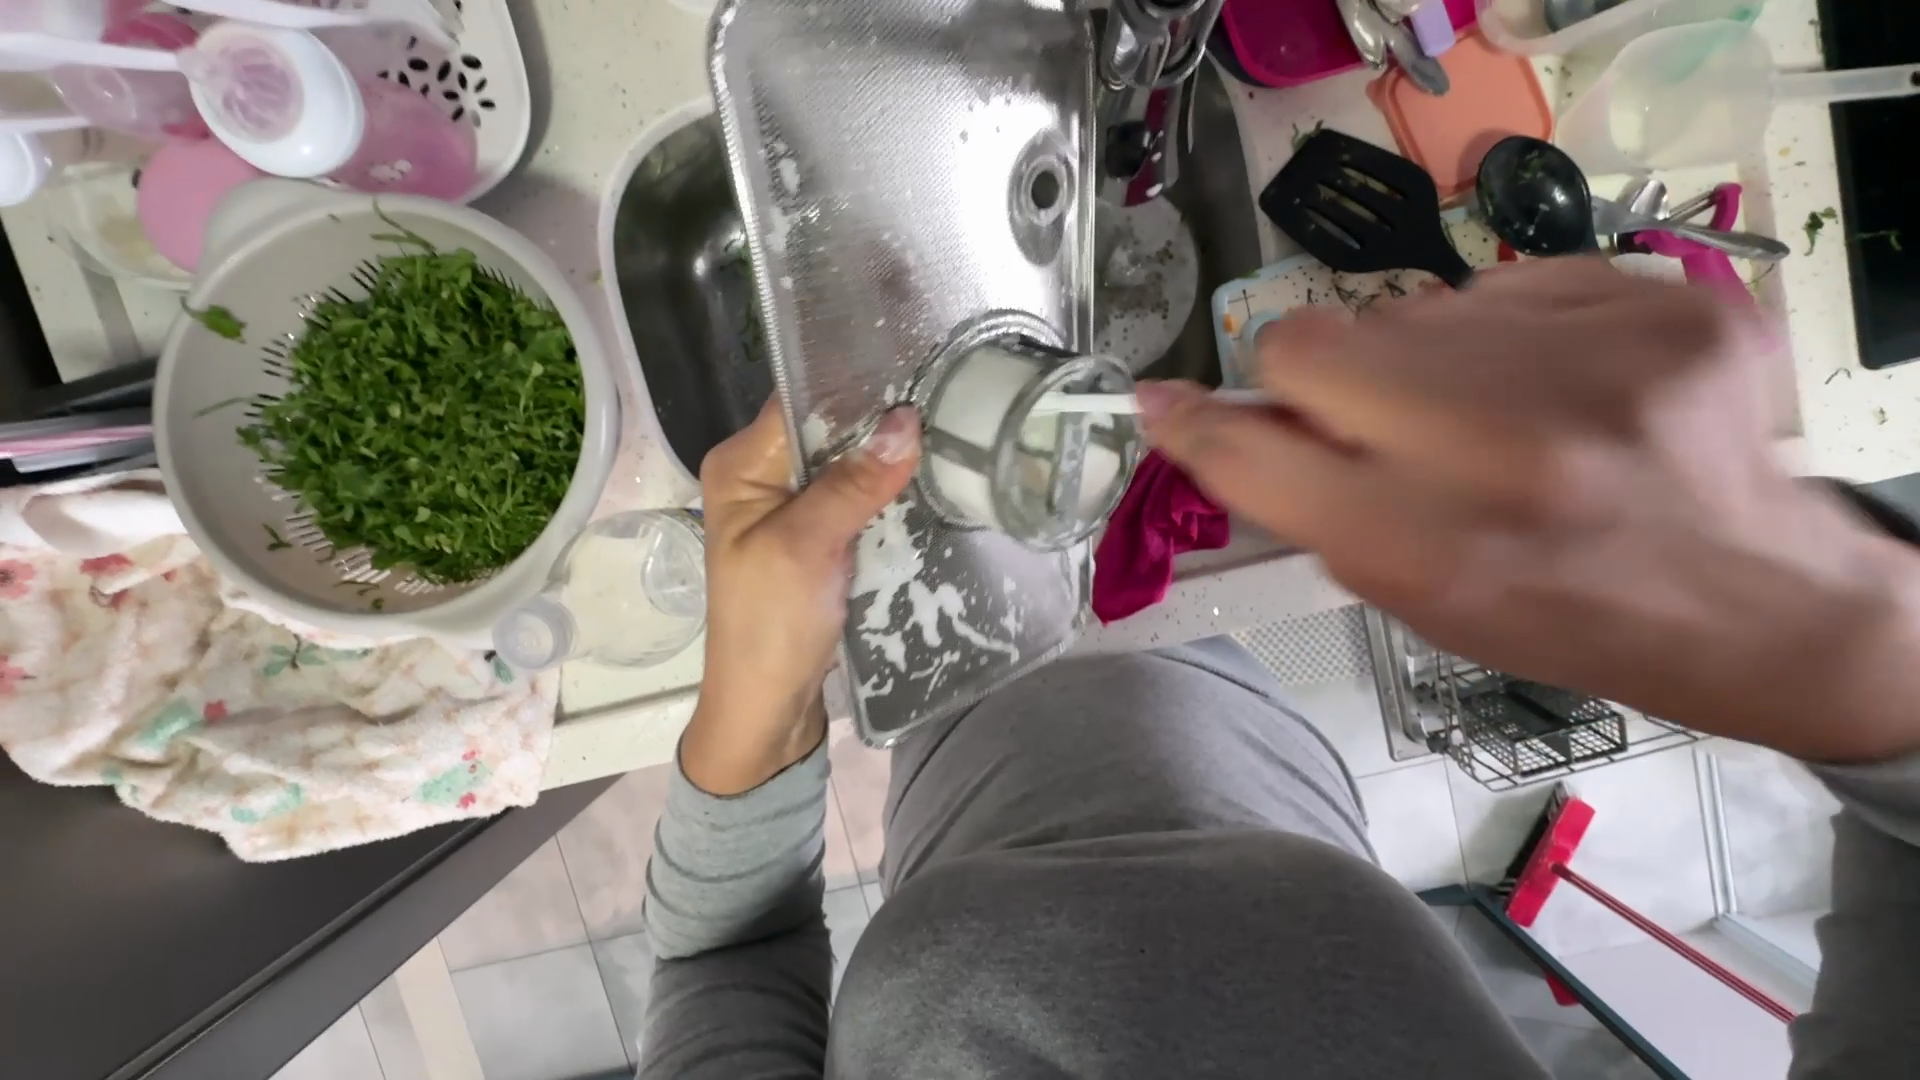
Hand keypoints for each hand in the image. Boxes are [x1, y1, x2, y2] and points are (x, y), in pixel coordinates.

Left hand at [684, 400, 921, 793]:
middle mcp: (763, 476)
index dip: (856, 388)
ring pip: (848, 466)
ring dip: (888, 460)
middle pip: (829, 431)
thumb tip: (907, 421)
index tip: (917, 374)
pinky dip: (886, 494)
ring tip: (947, 434)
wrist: (768, 706)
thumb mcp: (807, 547)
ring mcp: (792, 509)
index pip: (802, 402)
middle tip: (946, 404)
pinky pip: (856, 500)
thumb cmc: (771, 624)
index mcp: (741, 465)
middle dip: (880, 424)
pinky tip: (925, 481)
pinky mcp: (819, 538)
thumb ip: (854, 483)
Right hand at [1143, 260, 1919, 762]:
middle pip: (1306, 343)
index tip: (1159, 403)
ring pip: (1399, 311)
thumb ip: (1298, 497)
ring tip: (1481, 416)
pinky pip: (1498, 287)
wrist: (1739, 596)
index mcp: (1421, 543)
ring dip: (1409, 360)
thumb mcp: (1398, 587)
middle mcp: (1495, 445)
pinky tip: (1547, 385)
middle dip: (1310, 380)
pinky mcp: (1654, 298)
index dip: (1193, 425)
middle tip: (1366, 420)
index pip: (1248, 452)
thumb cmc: (1539, 609)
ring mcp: (1586, 359)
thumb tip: (1202, 414)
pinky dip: (1496, 334)